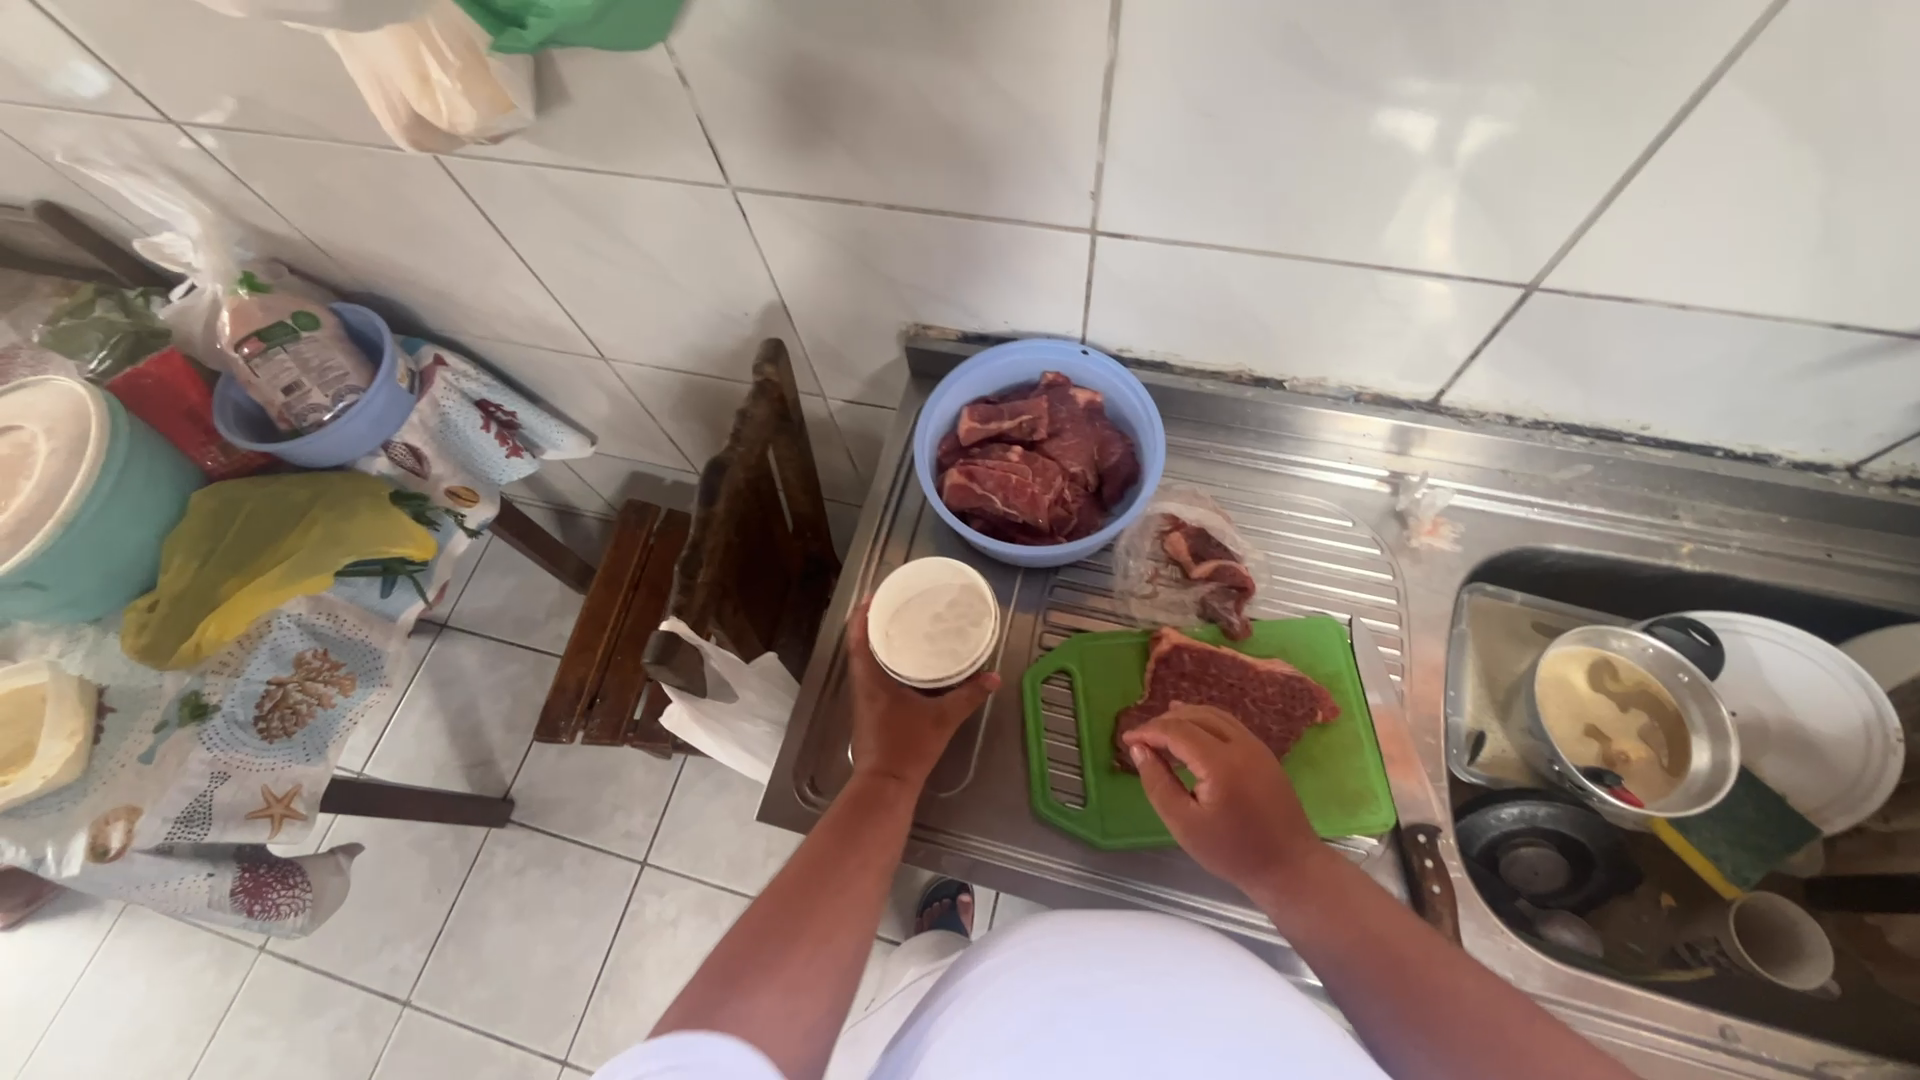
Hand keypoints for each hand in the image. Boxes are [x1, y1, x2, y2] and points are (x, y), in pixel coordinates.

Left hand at [845, 599, 999, 789]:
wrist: (885, 785)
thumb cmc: (907, 747)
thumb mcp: (942, 718)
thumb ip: (968, 696)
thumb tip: (993, 677)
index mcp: (871, 678)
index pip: (858, 636)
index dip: (864, 613)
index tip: (877, 594)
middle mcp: (862, 684)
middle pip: (860, 644)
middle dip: (875, 623)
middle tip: (897, 605)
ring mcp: (864, 699)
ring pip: (866, 661)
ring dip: (879, 642)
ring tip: (904, 626)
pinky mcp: (870, 711)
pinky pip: (873, 676)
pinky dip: (885, 662)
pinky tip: (907, 663)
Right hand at [1121, 704, 1328, 898]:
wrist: (1289, 867)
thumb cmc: (1232, 852)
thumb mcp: (1184, 823)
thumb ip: (1157, 783)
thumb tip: (1139, 749)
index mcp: (1221, 763)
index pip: (1177, 730)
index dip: (1148, 730)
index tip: (1127, 739)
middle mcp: (1241, 745)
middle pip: (1195, 716)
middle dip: (1164, 721)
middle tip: (1141, 738)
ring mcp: (1257, 747)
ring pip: (1214, 715)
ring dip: (1184, 718)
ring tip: (1160, 731)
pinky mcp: (1265, 754)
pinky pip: (1229, 725)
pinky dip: (1204, 723)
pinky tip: (1192, 734)